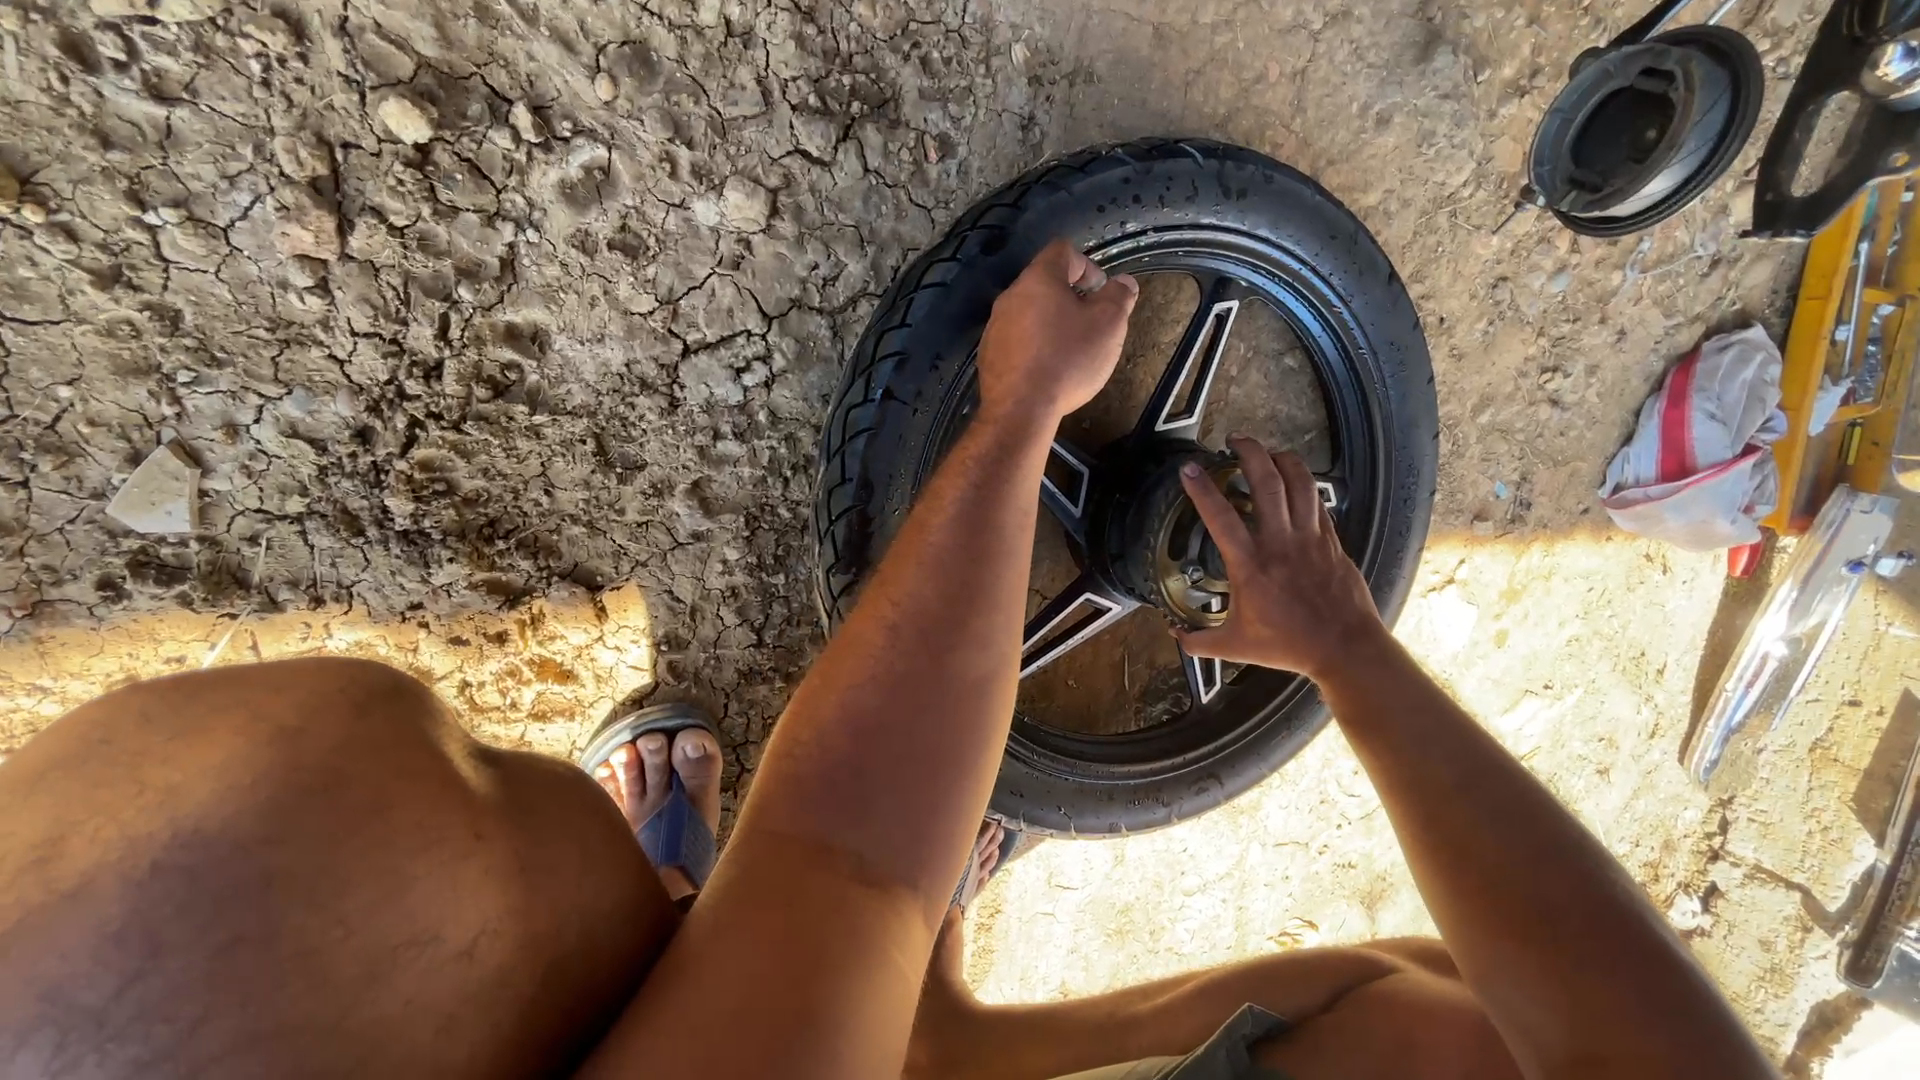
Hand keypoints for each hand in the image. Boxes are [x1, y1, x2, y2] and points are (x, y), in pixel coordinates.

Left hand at [975, 239, 1137, 428]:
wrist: (1020, 409)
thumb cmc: (1068, 359)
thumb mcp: (1108, 325)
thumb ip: (1118, 297)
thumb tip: (1123, 282)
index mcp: (1039, 279)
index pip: (1062, 250)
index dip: (1086, 263)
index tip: (1100, 290)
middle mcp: (1010, 296)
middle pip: (1043, 282)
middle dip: (1069, 296)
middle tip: (1090, 321)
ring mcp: (995, 326)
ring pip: (1028, 313)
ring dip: (1050, 322)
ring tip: (1069, 349)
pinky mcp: (988, 355)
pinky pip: (1016, 340)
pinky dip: (1033, 346)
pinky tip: (1046, 369)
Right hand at [1174, 436, 1388, 681]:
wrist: (1344, 648)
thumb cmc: (1288, 646)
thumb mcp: (1234, 647)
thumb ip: (1199, 640)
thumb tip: (1175, 635)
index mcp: (1250, 565)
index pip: (1220, 516)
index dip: (1201, 488)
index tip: (1188, 469)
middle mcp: (1280, 543)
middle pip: (1267, 482)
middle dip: (1250, 453)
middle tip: (1235, 440)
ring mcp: (1310, 538)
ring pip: (1299, 482)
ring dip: (1282, 459)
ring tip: (1267, 451)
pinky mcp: (1331, 540)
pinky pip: (1317, 501)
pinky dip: (1304, 484)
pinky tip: (1295, 482)